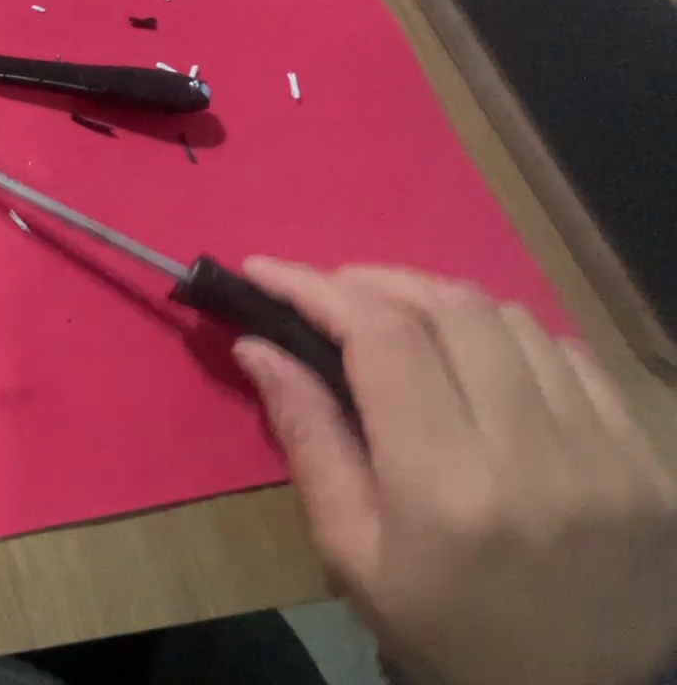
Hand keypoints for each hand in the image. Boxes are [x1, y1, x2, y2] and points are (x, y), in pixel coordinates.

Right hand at [235, 260, 676, 684]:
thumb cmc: (433, 620)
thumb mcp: (346, 542)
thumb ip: (307, 435)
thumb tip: (256, 346)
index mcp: (446, 482)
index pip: (381, 338)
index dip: (315, 287)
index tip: (263, 271)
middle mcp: (538, 454)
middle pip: (451, 310)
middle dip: (369, 280)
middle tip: (320, 290)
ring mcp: (610, 454)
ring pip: (511, 319)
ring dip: (432, 298)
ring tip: (384, 313)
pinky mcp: (649, 460)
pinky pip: (569, 354)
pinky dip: (499, 331)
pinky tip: (464, 351)